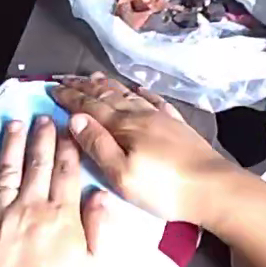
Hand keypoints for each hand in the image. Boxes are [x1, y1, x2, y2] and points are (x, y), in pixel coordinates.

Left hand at [0, 114, 106, 266]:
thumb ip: (98, 229)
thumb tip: (101, 194)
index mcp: (62, 215)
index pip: (67, 171)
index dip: (68, 146)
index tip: (68, 126)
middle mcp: (31, 205)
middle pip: (37, 163)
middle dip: (42, 136)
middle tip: (44, 115)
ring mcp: (0, 213)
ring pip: (7, 169)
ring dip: (11, 143)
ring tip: (15, 123)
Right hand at [50, 74, 247, 225]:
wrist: (213, 188)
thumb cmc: (165, 189)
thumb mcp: (123, 175)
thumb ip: (98, 146)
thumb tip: (75, 119)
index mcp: (124, 126)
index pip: (90, 107)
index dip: (70, 98)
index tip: (52, 90)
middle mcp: (141, 115)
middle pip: (108, 95)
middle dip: (84, 87)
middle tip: (66, 79)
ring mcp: (162, 118)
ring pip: (129, 95)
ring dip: (109, 85)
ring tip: (94, 78)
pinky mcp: (177, 126)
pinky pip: (154, 101)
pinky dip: (141, 92)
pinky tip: (138, 89)